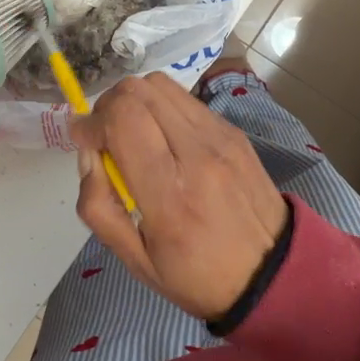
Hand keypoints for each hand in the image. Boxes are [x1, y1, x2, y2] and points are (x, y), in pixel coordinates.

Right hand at [72, 73, 288, 319]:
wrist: (274, 274)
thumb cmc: (197, 275)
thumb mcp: (135, 260)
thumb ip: (98, 206)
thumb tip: (88, 154)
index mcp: (169, 194)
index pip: (123, 119)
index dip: (92, 122)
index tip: (85, 141)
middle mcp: (197, 154)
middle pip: (137, 91)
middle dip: (108, 106)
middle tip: (105, 136)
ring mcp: (219, 137)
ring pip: (160, 84)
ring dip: (134, 101)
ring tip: (132, 133)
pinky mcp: (233, 130)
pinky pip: (184, 98)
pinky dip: (160, 107)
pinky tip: (162, 137)